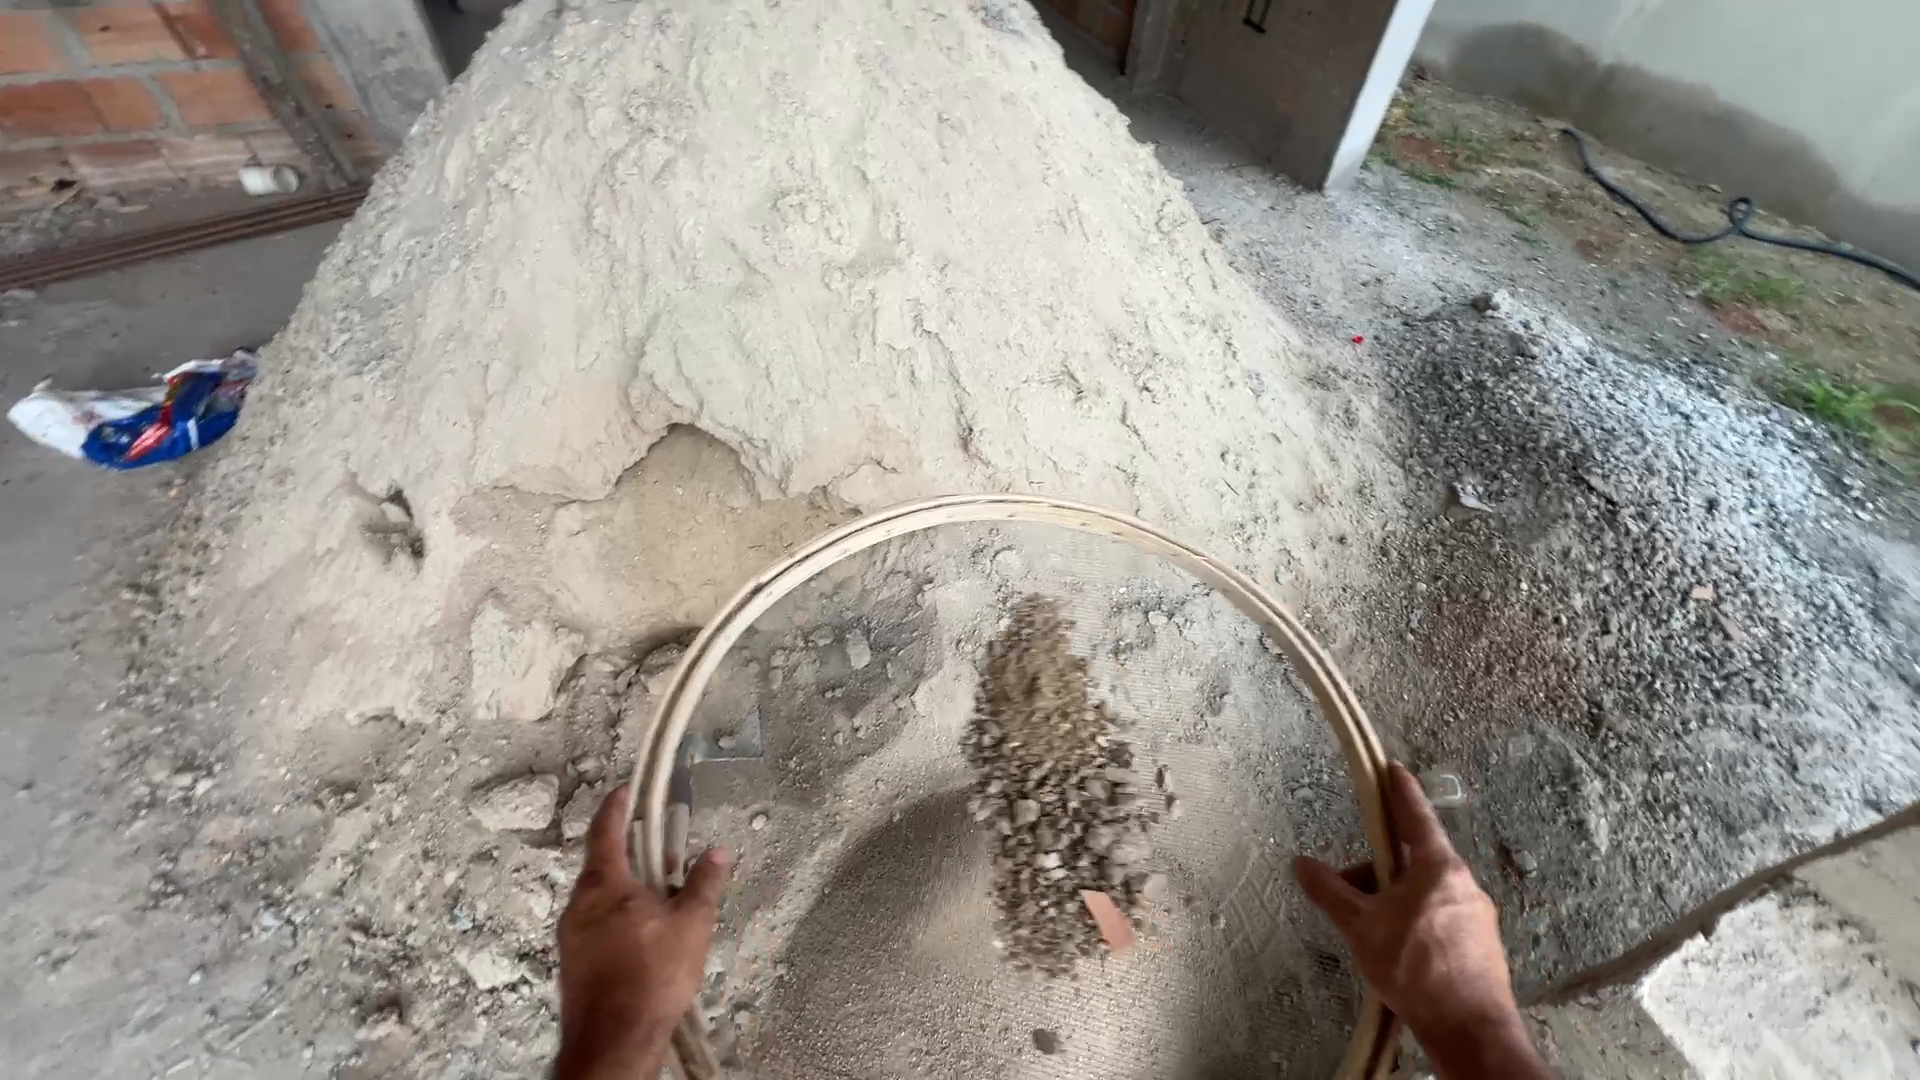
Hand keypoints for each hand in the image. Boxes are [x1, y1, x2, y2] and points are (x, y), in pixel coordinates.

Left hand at [554, 783, 732, 1079]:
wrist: (614, 1045)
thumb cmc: (652, 977)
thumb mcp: (692, 924)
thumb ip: (705, 883)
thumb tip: (718, 852)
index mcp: (603, 886)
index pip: (605, 831)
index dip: (617, 806)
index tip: (626, 789)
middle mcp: (578, 905)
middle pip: (603, 863)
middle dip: (634, 850)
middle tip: (663, 848)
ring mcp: (572, 936)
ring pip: (601, 894)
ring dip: (630, 883)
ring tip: (664, 891)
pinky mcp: (574, 962)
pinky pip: (597, 919)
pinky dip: (621, 910)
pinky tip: (648, 927)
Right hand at [1293, 763, 1520, 1039]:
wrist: (1471, 1033)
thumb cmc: (1415, 968)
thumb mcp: (1359, 925)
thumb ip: (1328, 890)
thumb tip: (1300, 863)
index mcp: (1437, 867)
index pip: (1414, 815)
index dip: (1400, 789)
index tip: (1391, 768)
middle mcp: (1462, 884)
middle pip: (1410, 859)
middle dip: (1375, 869)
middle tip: (1347, 891)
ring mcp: (1476, 916)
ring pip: (1422, 890)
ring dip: (1390, 898)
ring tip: (1367, 930)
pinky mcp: (1480, 945)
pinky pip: (1436, 916)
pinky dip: (1410, 919)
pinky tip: (1392, 948)